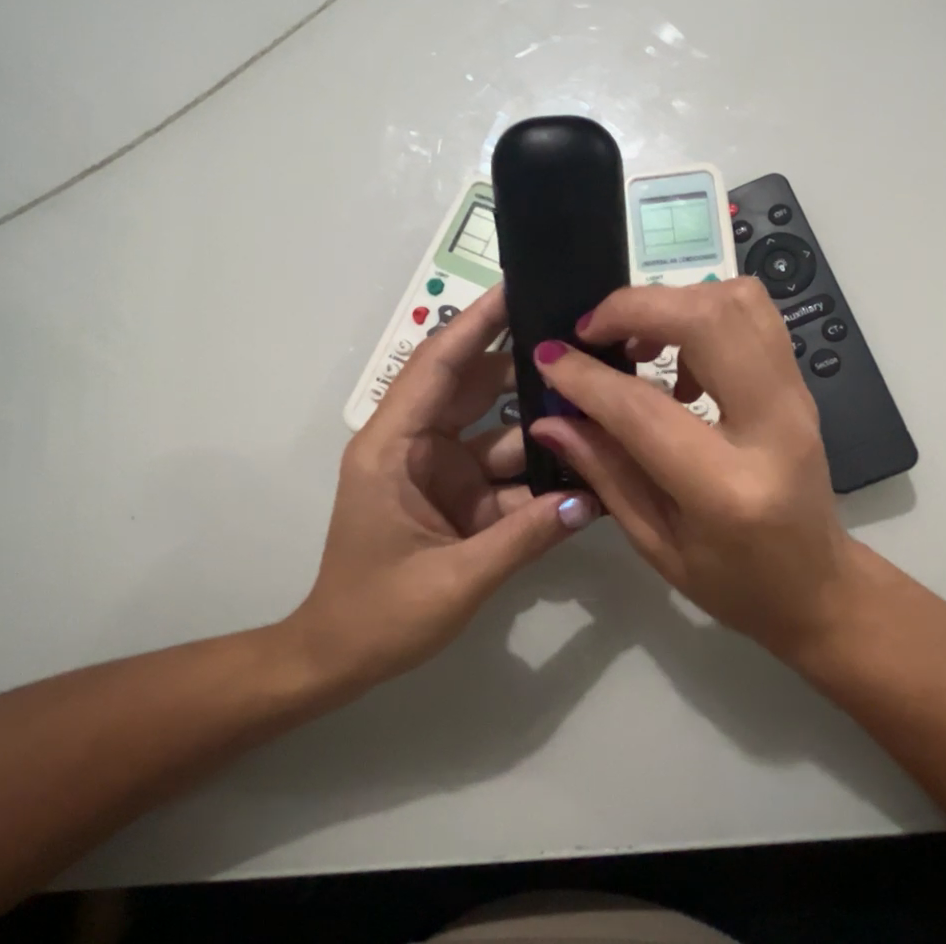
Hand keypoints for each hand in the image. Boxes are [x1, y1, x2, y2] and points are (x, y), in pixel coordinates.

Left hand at [291, 286, 598, 692]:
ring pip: (504, 434)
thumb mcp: (455, 578)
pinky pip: (510, 477)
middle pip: (479, 390)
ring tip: (605, 410)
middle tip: (589, 346)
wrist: (340, 660)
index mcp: (394, 448)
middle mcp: (419, 448)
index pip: (439, 367)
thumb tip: (592, 500)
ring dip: (547, 429)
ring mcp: (444, 474)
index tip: (521, 286)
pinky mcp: (462, 501)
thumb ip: (526, 538)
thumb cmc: (377, 614)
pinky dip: (545, 477)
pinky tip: (589, 471)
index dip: (478, 324)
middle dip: (530, 370)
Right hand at [526, 278, 858, 653]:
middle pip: (710, 319)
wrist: (817, 584)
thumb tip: (549, 418)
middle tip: (592, 331)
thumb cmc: (734, 582)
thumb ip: (605, 472)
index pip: (646, 409)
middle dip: (637, 306)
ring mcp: (796, 398)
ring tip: (636, 345)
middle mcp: (772, 428)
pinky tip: (677, 362)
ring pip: (740, 301)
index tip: (548, 358)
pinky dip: (704, 314)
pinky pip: (755, 316)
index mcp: (728, 488)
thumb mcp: (656, 543)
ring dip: (674, 303)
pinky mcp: (800, 385)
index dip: (587, 378)